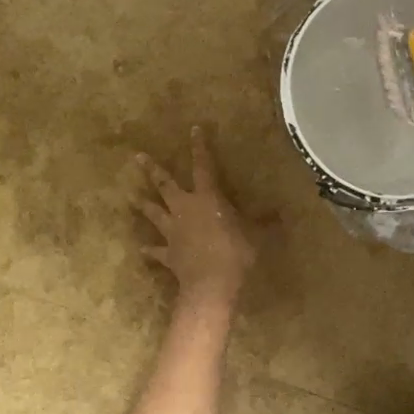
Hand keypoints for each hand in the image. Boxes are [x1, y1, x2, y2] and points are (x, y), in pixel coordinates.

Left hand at [137, 127, 255, 307]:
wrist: (211, 284)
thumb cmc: (236, 250)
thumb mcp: (256, 233)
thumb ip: (265, 221)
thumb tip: (282, 214)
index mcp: (208, 197)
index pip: (203, 165)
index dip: (199, 147)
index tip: (193, 129)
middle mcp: (185, 208)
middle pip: (166, 185)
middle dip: (152, 170)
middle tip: (138, 157)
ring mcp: (173, 231)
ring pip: (154, 213)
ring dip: (143, 205)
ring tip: (131, 198)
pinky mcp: (168, 254)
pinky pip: (156, 250)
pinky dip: (150, 249)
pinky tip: (143, 248)